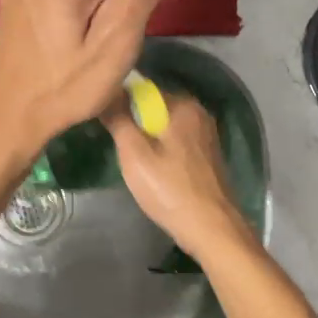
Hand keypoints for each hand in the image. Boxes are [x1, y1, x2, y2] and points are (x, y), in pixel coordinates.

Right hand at [103, 91, 248, 257]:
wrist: (211, 228)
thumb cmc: (170, 190)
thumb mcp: (135, 155)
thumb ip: (119, 120)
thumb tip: (106, 92)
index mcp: (183, 105)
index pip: (143, 88)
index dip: (121, 102)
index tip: (107, 122)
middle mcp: (199, 113)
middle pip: (156, 107)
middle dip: (135, 122)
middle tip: (119, 146)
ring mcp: (207, 135)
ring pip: (167, 126)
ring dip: (148, 138)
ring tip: (134, 161)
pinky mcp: (208, 155)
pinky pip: (178, 142)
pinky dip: (163, 150)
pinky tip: (155, 171)